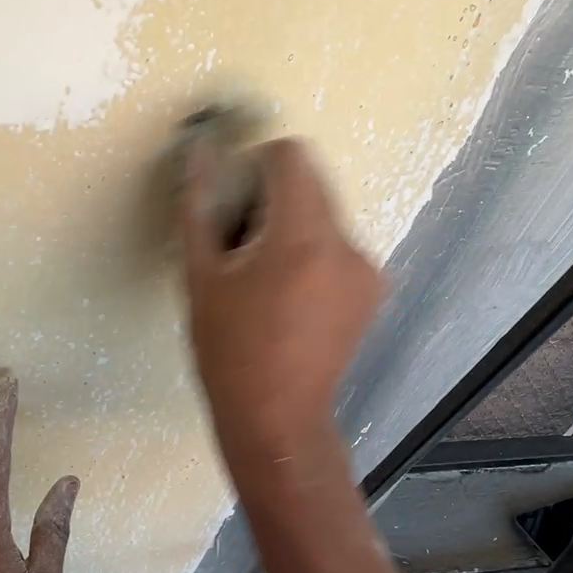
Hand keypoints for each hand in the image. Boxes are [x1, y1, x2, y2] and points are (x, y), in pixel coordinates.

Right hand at [179, 138, 382, 478]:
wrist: (276, 419)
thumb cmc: (228, 351)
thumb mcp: (200, 278)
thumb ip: (200, 208)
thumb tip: (199, 153)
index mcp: (302, 237)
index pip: (290, 155)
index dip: (255, 164)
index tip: (233, 201)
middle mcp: (346, 244)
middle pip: (311, 182)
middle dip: (273, 197)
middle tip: (241, 243)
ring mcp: (366, 268)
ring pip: (325, 213)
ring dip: (292, 224)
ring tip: (262, 275)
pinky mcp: (372, 288)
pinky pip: (338, 244)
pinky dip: (311, 250)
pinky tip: (287, 293)